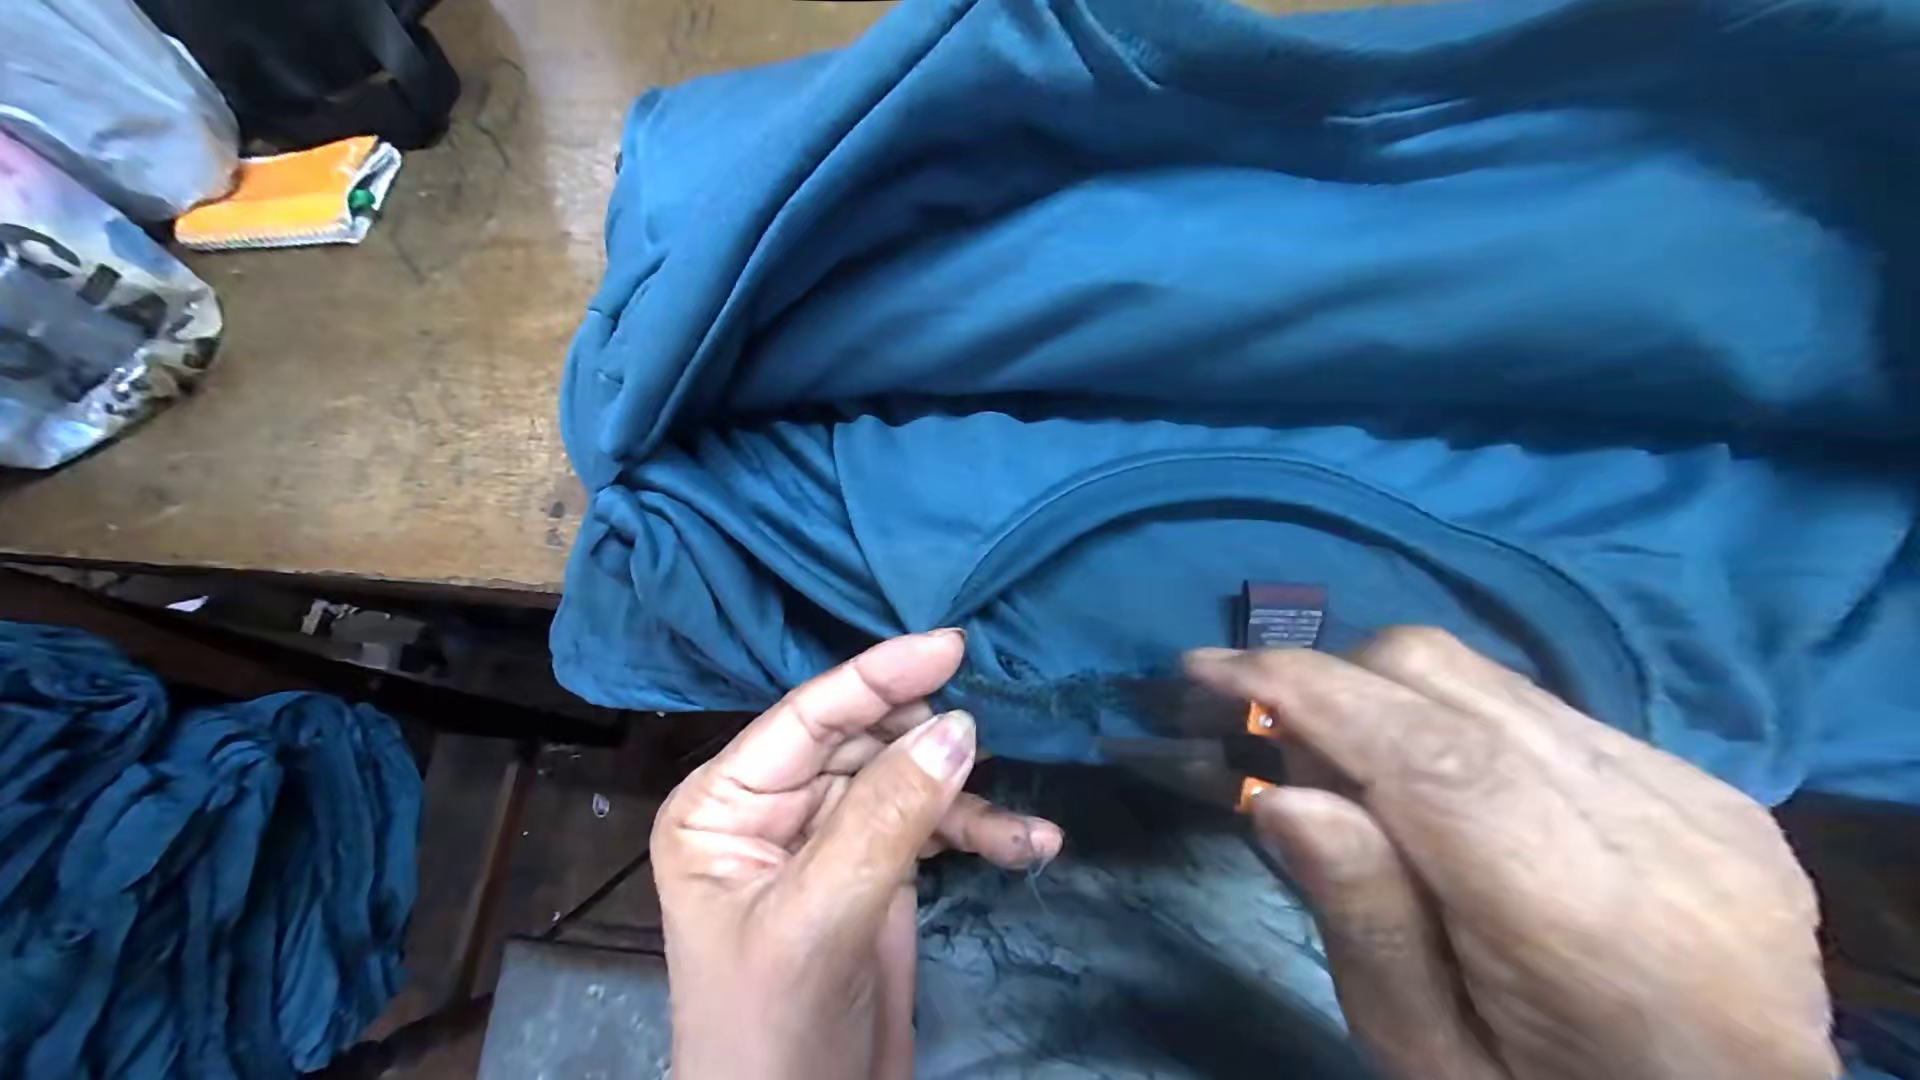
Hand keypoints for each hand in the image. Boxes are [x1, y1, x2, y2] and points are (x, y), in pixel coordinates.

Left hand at [650, 629, 1064, 1079]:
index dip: (881, 674)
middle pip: (864, 735)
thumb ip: (887, 818)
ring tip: (1013, 792)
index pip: (810, 715)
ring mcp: (830, 827)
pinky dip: (979, 828)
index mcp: (726, 799)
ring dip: (964, 787)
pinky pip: (931, 821)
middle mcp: (776, 800)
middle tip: (990, 722)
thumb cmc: (771, 1033)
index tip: (951, 643)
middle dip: (926, 731)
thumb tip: (957, 728)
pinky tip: (1030, 842)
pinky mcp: (876, 859)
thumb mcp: (821, 920)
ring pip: (906, 773)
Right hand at [1186, 627, 1836, 1079]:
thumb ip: (1360, 919)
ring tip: (1356, 773)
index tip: (1203, 670)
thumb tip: (1278, 796)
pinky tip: (1434, 784)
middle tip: (1285, 760)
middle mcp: (1654, 829)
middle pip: (1436, 678)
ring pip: (1466, 671)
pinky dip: (1430, 714)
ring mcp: (1684, 790)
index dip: (1301, 689)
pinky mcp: (1685, 776)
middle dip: (1323, 688)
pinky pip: (1509, 695)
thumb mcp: (1421, 1052)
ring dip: (1371, 696)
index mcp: (1592, 928)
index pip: (1423, 754)